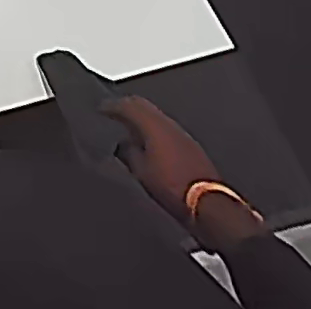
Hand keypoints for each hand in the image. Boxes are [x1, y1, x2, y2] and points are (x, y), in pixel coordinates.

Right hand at [101, 95, 219, 218]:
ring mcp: (182, 134)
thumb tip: (122, 144)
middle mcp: (168, 124)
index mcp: (153, 125)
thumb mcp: (141, 172)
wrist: (210, 206)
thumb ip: (128, 152)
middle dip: (126, 106)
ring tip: (128, 127)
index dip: (111, 106)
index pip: (128, 105)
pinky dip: (153, 129)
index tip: (100, 109)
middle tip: (112, 112)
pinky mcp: (190, 146)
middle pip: (143, 105)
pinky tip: (149, 142)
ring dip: (141, 117)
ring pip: (155, 115)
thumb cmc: (173, 188)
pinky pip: (166, 128)